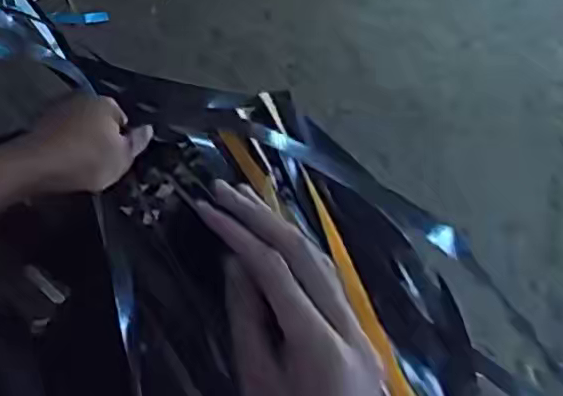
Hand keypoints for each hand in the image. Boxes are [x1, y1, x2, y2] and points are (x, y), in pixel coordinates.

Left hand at [9, 95, 152, 193]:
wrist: (42, 162)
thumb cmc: (89, 159)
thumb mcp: (123, 157)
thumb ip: (137, 141)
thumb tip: (147, 128)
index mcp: (104, 102)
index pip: (122, 118)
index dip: (123, 139)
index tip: (119, 156)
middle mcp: (81, 96)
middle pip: (99, 119)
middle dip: (102, 136)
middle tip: (102, 160)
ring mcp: (59, 105)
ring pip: (79, 123)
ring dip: (82, 137)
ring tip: (82, 161)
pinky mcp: (41, 118)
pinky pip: (61, 130)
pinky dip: (65, 140)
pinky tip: (65, 156)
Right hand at [194, 180, 382, 395]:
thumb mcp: (257, 375)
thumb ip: (245, 315)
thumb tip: (233, 261)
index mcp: (320, 341)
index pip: (273, 267)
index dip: (235, 231)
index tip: (202, 206)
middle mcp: (349, 330)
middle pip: (303, 255)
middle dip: (258, 216)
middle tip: (220, 188)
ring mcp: (360, 333)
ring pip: (320, 262)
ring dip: (279, 224)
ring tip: (244, 197)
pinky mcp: (359, 337)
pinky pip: (327, 278)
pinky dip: (297, 246)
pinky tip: (277, 231)